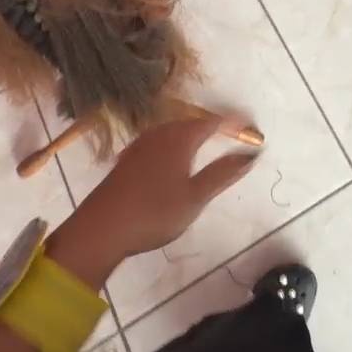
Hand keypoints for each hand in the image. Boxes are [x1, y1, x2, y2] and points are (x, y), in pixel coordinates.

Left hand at [47, 115, 258, 288]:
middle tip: (231, 134)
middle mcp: (160, 134)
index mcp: (179, 138)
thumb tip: (250, 154)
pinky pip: (158, 142)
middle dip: (212, 126)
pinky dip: (173, 145)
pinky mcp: (128, 159)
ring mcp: (140, 145)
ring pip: (172, 132)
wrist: (101, 229)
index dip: (232, 123)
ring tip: (205, 144)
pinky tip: (171, 159)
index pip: (212, 122)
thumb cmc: (153, 213)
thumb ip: (222, 173)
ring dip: (191, 135)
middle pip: (191, 123)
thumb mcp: (194, 197)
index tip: (250, 127)